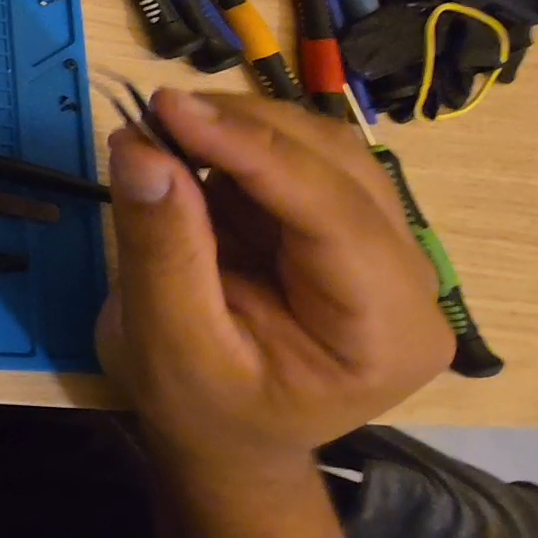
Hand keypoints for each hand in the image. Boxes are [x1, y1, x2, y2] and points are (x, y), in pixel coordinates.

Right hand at [98, 91, 452, 527]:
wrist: (215, 431)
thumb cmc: (197, 404)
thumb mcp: (166, 337)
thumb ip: (159, 245)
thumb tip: (139, 147)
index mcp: (382, 329)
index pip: (333, 214)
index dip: (251, 150)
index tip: (166, 105)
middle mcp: (398, 278)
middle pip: (339, 167)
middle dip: (245, 127)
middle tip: (152, 112)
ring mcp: (364, 246)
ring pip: (319, 149)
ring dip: (237, 125)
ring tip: (160, 126)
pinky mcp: (319, 225)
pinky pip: (286, 159)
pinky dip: (228, 140)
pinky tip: (181, 146)